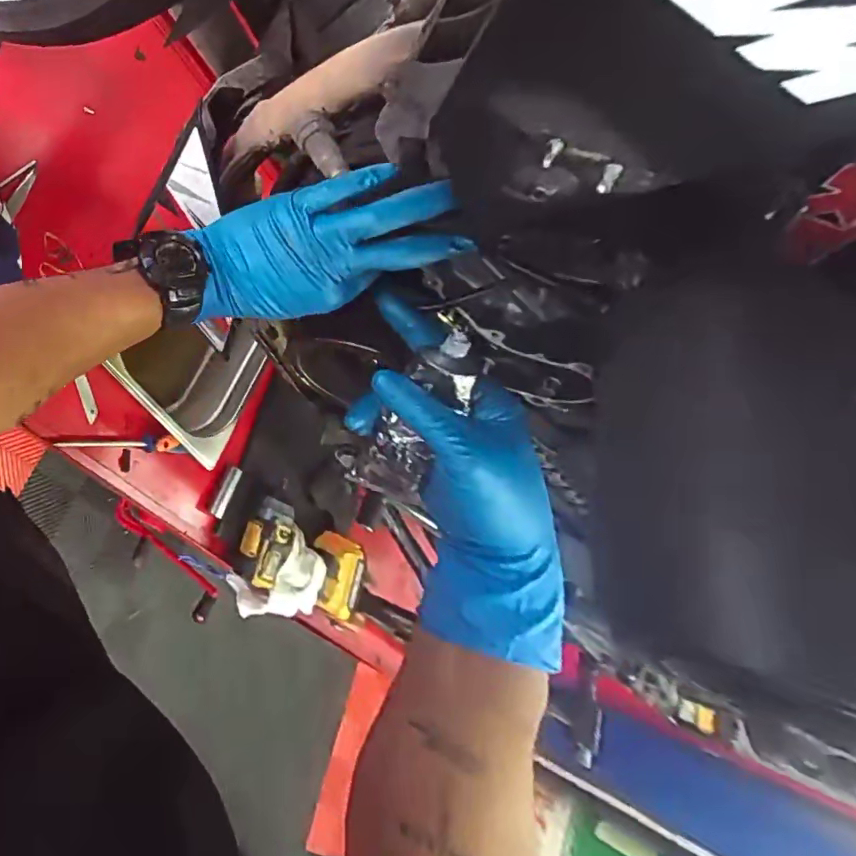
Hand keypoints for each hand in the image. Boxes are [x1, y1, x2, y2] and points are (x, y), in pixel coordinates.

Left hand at [187, 164, 469, 320]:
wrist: (214, 274)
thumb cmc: (255, 290)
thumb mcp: (307, 299)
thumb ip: (341, 283)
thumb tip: (369, 267)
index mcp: (338, 287)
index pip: (389, 267)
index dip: (423, 255)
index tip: (454, 243)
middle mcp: (336, 260)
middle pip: (396, 244)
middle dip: (436, 229)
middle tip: (472, 214)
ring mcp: (318, 232)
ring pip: (375, 216)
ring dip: (414, 202)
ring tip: (447, 189)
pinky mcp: (298, 209)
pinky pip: (337, 191)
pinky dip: (365, 180)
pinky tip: (392, 171)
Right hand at [344, 290, 564, 671]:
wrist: (497, 555)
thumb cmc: (497, 496)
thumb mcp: (462, 450)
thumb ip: (422, 410)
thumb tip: (382, 376)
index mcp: (486, 400)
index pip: (447, 355)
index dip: (418, 327)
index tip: (388, 299)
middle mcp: (463, 409)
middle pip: (417, 379)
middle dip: (385, 385)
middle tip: (360, 402)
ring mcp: (443, 433)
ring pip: (400, 405)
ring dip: (377, 411)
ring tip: (358, 426)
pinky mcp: (426, 455)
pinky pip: (396, 429)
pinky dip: (379, 429)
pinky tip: (365, 436)